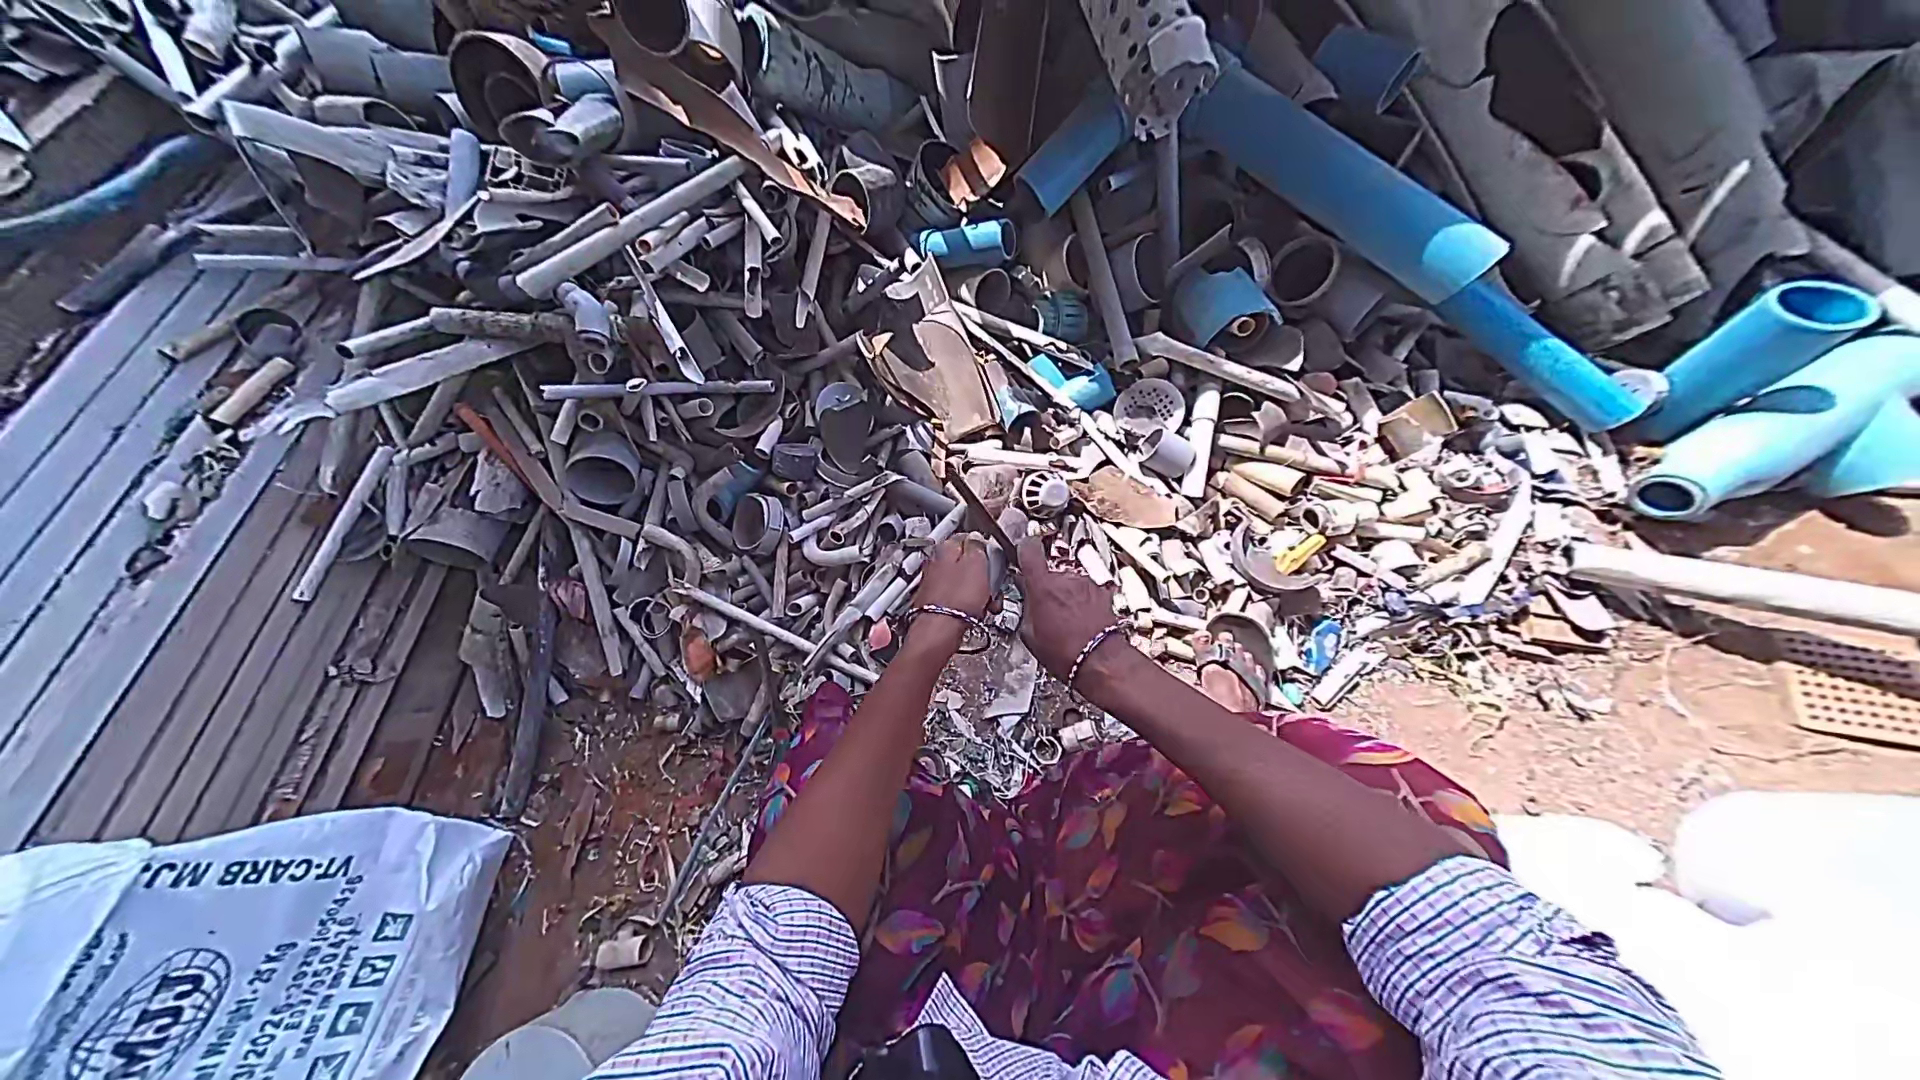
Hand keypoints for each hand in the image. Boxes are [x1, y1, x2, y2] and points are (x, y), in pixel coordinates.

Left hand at [911, 535, 992, 619]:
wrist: (940, 632)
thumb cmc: (955, 601)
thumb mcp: (977, 564)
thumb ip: (978, 545)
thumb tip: (979, 538)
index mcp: (945, 548)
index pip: (970, 539)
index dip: (988, 552)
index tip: (996, 563)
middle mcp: (935, 563)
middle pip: (969, 563)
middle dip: (985, 576)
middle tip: (992, 587)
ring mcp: (936, 584)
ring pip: (967, 583)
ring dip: (980, 592)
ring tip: (986, 603)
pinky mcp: (938, 603)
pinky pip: (961, 599)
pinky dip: (971, 605)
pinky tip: (976, 613)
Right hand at [1017, 537, 1124, 681]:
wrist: (1099, 661)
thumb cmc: (1065, 652)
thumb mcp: (1029, 632)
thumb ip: (1025, 607)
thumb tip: (1025, 600)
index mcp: (1042, 585)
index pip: (1030, 550)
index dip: (1025, 547)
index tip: (1024, 548)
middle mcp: (1065, 579)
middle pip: (1050, 571)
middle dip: (1046, 586)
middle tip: (1044, 608)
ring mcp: (1085, 584)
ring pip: (1068, 582)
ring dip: (1065, 595)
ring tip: (1064, 619)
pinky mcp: (1101, 593)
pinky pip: (1084, 591)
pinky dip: (1081, 601)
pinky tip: (1079, 620)